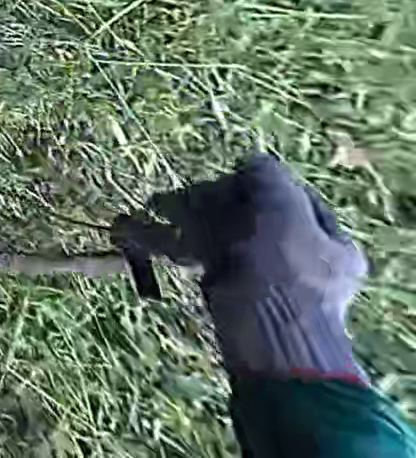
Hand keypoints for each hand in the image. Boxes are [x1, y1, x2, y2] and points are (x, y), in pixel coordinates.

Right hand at [140, 154, 367, 381]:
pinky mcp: (231, 278)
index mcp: (331, 241)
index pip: (293, 196)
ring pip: (221, 228)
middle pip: (252, 211)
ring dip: (187, 215)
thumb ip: (271, 183)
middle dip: (213, 197)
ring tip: (158, 209)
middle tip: (187, 192)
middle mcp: (304, 254)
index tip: (225, 174)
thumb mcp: (284, 216)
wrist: (262, 324)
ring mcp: (266, 269)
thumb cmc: (281, 267)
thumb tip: (255, 157)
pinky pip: (201, 249)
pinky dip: (176, 239)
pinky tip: (150, 233)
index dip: (258, 181)